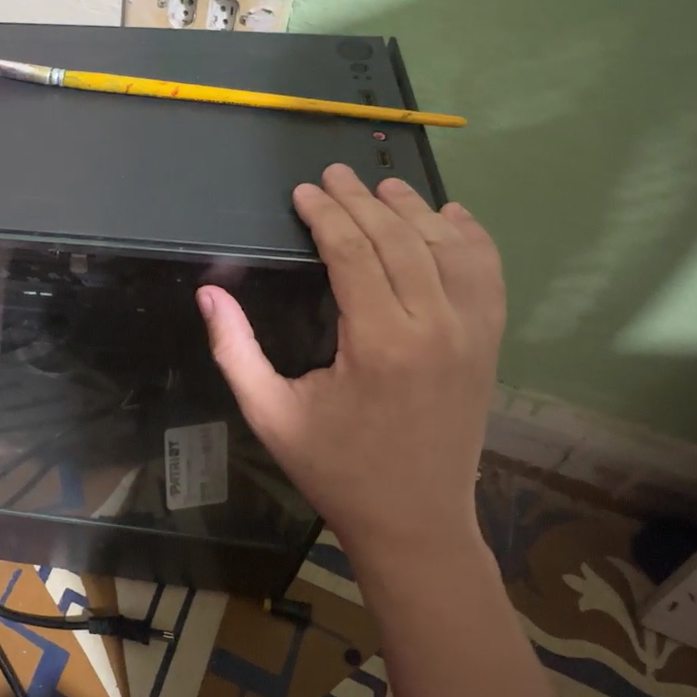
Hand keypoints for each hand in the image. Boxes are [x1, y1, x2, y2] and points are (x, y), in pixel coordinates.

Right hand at [197, 165, 504, 562]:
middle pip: (399, 239)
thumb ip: (235, 350)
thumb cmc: (336, 470)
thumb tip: (208, 293)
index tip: (303, 192)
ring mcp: (472, 335)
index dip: (325, 215)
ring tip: (383, 187)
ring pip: (449, 248)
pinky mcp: (489, 345)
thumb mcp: (270, 414)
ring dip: (414, 210)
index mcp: (378, 344)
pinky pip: (488, 275)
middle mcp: (434, 328)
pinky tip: (450, 217)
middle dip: (362, 200)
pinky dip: (472, 238)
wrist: (416, 522)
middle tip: (333, 175)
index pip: (353, 253)